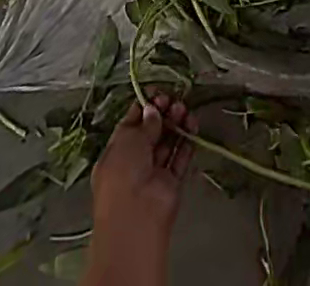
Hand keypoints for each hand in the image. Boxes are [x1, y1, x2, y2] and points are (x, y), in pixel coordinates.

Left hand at [82, 95, 196, 285]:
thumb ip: (145, 124)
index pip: (131, 124)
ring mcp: (154, 172)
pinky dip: (187, 141)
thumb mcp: (129, 140)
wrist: (136, 216)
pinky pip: (180, 158)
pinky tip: (193, 124)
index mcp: (117, 151)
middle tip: (174, 100)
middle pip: (151, 132)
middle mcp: (134, 161)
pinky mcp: (172, 182)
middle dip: (162, 114)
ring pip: (167, 143)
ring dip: (176, 124)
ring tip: (185, 109)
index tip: (158, 94)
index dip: (144, 108)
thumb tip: (153, 110)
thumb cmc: (123, 173)